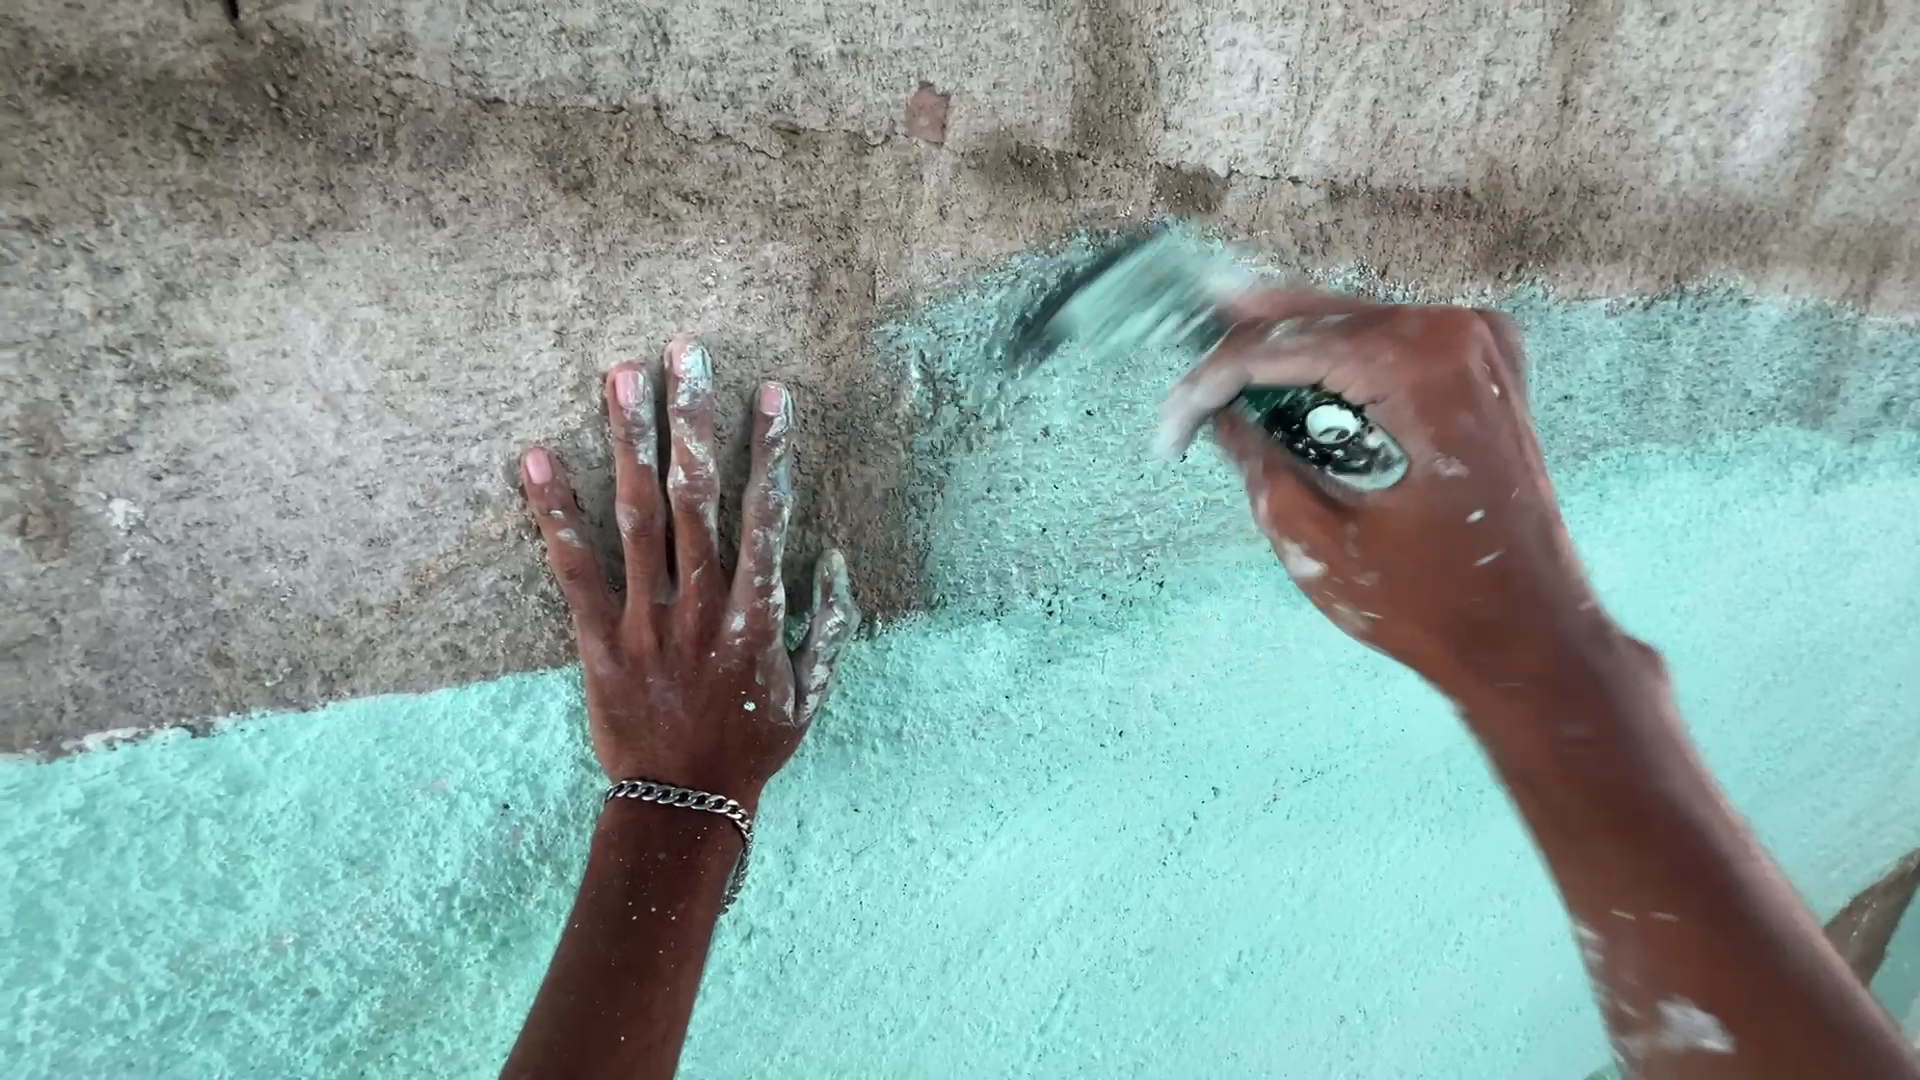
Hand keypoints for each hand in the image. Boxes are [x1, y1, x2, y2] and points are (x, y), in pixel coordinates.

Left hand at [519, 339, 858, 803]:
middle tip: (685, 355)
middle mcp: (702, 606)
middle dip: (694, 421)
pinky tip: (535, 457)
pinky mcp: (597, 641)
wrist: (684, 803)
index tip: (773, 397)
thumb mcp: (814, 691)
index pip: (769, 518)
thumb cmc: (756, 743)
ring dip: (629, 443)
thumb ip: (831, 623)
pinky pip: (572, 571)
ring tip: (621, 377)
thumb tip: (833, 554)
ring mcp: (645, 620)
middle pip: (697, 499)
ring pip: (636, 518)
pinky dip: (553, 514)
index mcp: (758, 617)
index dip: (773, 453)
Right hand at [1160, 291, 1609, 703]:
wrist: (1528, 637)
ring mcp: (1478, 345)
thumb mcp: (1315, 538)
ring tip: (1209, 369)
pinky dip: (1319, 361)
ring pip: (1343, 324)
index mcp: (1421, 367)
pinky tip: (1274, 374)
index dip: (1210, 383)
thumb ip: (1257, 462)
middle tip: (1175, 372)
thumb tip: (1219, 416)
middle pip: (1313, 318)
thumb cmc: (1426, 601)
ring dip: (1273, 349)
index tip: (1169, 430)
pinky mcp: (1479, 369)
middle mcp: (1457, 333)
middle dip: (1236, 348)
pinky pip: (1378, 344)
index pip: (1282, 348)